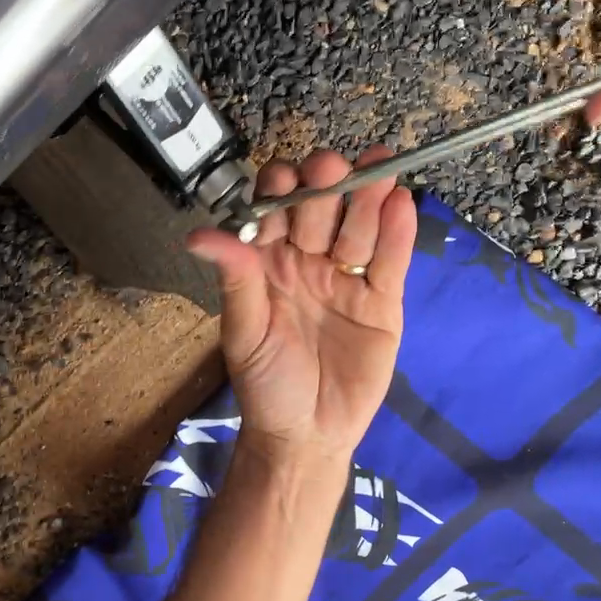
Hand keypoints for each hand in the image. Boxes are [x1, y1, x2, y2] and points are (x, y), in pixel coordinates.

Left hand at [186, 148, 416, 462]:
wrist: (307, 434)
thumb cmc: (267, 385)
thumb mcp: (245, 333)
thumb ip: (235, 280)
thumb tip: (198, 235)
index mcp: (269, 263)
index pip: (275, 210)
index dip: (280, 190)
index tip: (283, 181)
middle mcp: (309, 260)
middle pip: (321, 208)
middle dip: (325, 183)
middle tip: (330, 169)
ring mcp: (347, 278)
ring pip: (359, 227)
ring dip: (367, 195)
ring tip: (377, 165)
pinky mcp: (382, 302)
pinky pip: (392, 262)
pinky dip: (399, 234)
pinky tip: (401, 203)